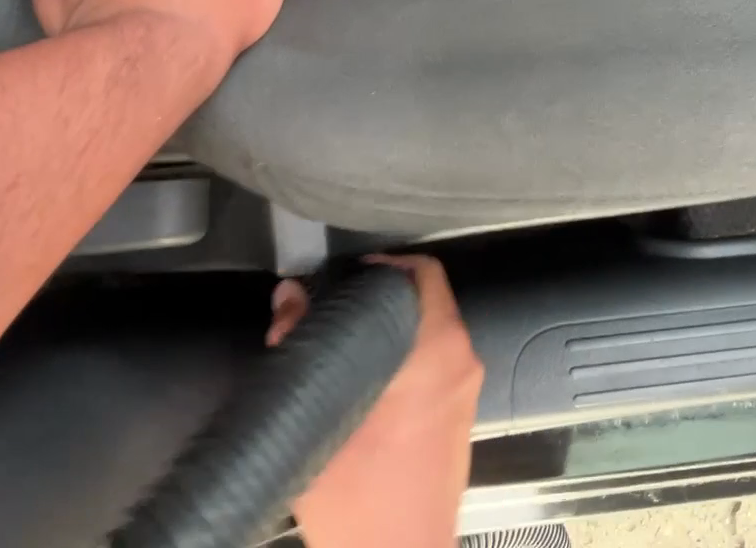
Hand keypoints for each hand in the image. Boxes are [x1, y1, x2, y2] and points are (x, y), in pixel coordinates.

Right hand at [268, 257, 484, 547]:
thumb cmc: (359, 492)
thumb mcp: (315, 412)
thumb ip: (299, 344)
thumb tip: (288, 296)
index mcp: (437, 348)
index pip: (424, 272)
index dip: (385, 263)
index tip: (348, 275)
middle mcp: (462, 361)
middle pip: (428, 299)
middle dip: (384, 295)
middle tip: (340, 304)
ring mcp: (466, 392)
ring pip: (433, 332)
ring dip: (395, 327)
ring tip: (348, 340)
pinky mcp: (461, 419)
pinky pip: (438, 364)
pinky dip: (408, 356)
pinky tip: (369, 379)